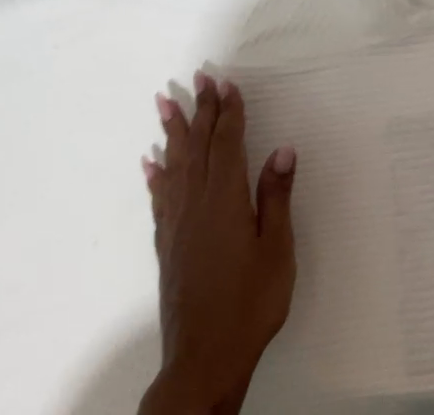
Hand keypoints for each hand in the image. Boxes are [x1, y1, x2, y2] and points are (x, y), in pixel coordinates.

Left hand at [140, 72, 297, 414]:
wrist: (206, 355)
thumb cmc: (252, 300)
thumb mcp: (276, 249)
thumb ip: (275, 198)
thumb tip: (282, 150)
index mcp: (225, 200)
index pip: (226, 144)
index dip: (228, 112)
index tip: (227, 82)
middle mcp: (195, 204)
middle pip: (197, 147)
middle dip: (200, 111)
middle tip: (198, 77)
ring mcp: (176, 225)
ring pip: (173, 166)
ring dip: (172, 133)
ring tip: (164, 104)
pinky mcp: (167, 244)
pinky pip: (160, 197)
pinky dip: (156, 175)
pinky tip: (151, 164)